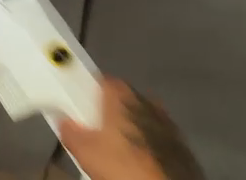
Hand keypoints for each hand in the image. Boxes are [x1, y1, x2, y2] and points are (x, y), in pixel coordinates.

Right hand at [57, 78, 205, 179]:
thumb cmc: (123, 165)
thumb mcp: (84, 150)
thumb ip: (69, 129)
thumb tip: (64, 121)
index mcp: (119, 92)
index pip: (96, 80)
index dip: (85, 94)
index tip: (77, 109)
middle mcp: (144, 98)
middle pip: (118, 100)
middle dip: (106, 114)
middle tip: (94, 134)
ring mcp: (165, 120)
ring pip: (138, 119)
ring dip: (128, 130)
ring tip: (117, 152)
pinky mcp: (181, 143)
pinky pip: (155, 137)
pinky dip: (145, 145)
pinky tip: (137, 162)